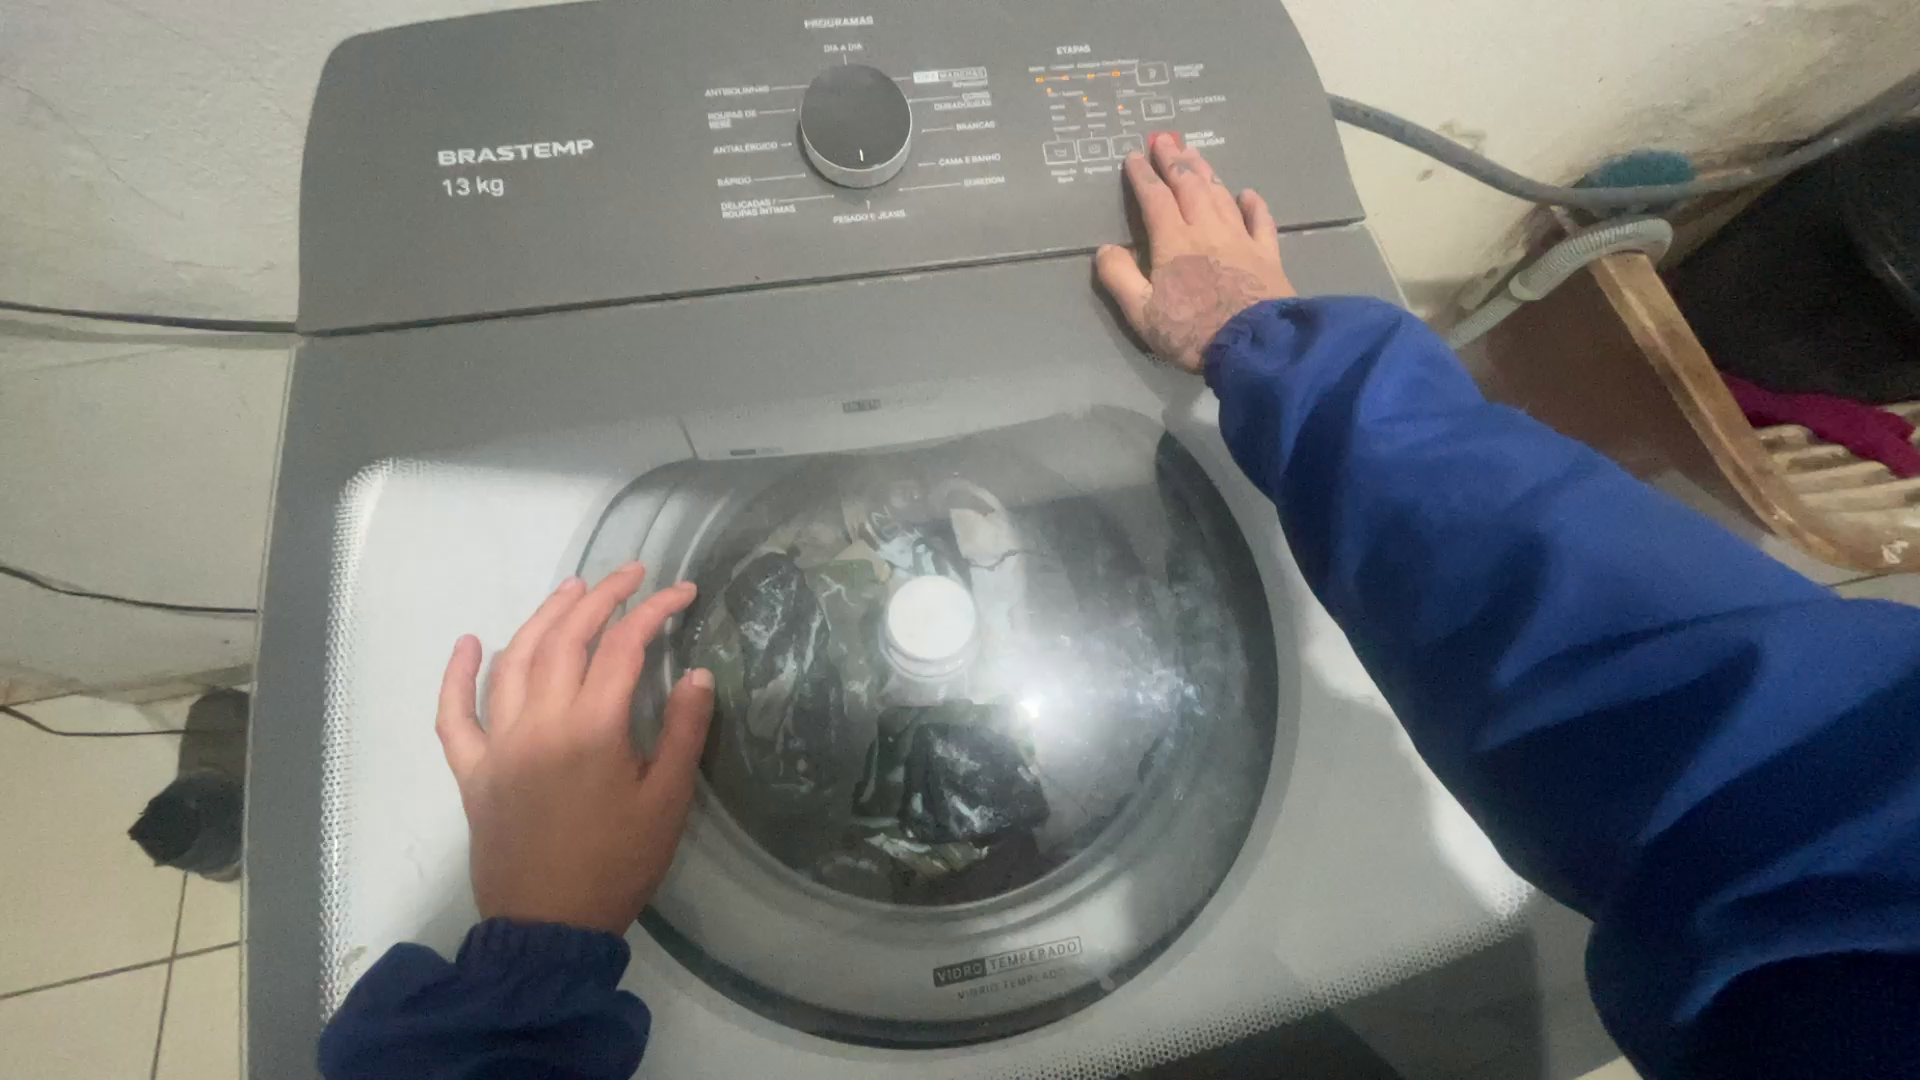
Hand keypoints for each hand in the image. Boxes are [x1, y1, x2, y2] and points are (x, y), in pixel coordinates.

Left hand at [435, 563, 713, 935]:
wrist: (549, 929)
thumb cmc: (619, 862)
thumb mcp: (668, 799)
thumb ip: (683, 730)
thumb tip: (697, 673)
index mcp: (592, 728)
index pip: (625, 646)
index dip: (656, 609)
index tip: (685, 591)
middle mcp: (539, 723)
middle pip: (567, 639)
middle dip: (603, 597)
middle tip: (632, 573)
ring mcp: (498, 744)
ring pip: (515, 661)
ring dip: (544, 617)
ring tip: (574, 590)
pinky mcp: (473, 770)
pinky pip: (454, 716)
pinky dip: (457, 676)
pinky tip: (468, 644)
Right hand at [1095, 133, 1295, 372]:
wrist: (1253, 343)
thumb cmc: (1191, 331)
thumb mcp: (1142, 313)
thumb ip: (1120, 279)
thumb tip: (1104, 249)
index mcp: (1173, 242)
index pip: (1154, 199)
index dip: (1142, 176)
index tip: (1133, 157)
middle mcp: (1207, 230)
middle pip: (1189, 186)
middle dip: (1174, 161)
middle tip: (1165, 139)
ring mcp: (1240, 239)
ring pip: (1221, 195)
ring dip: (1206, 172)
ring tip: (1194, 153)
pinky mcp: (1266, 255)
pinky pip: (1260, 221)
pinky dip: (1252, 204)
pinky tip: (1246, 193)